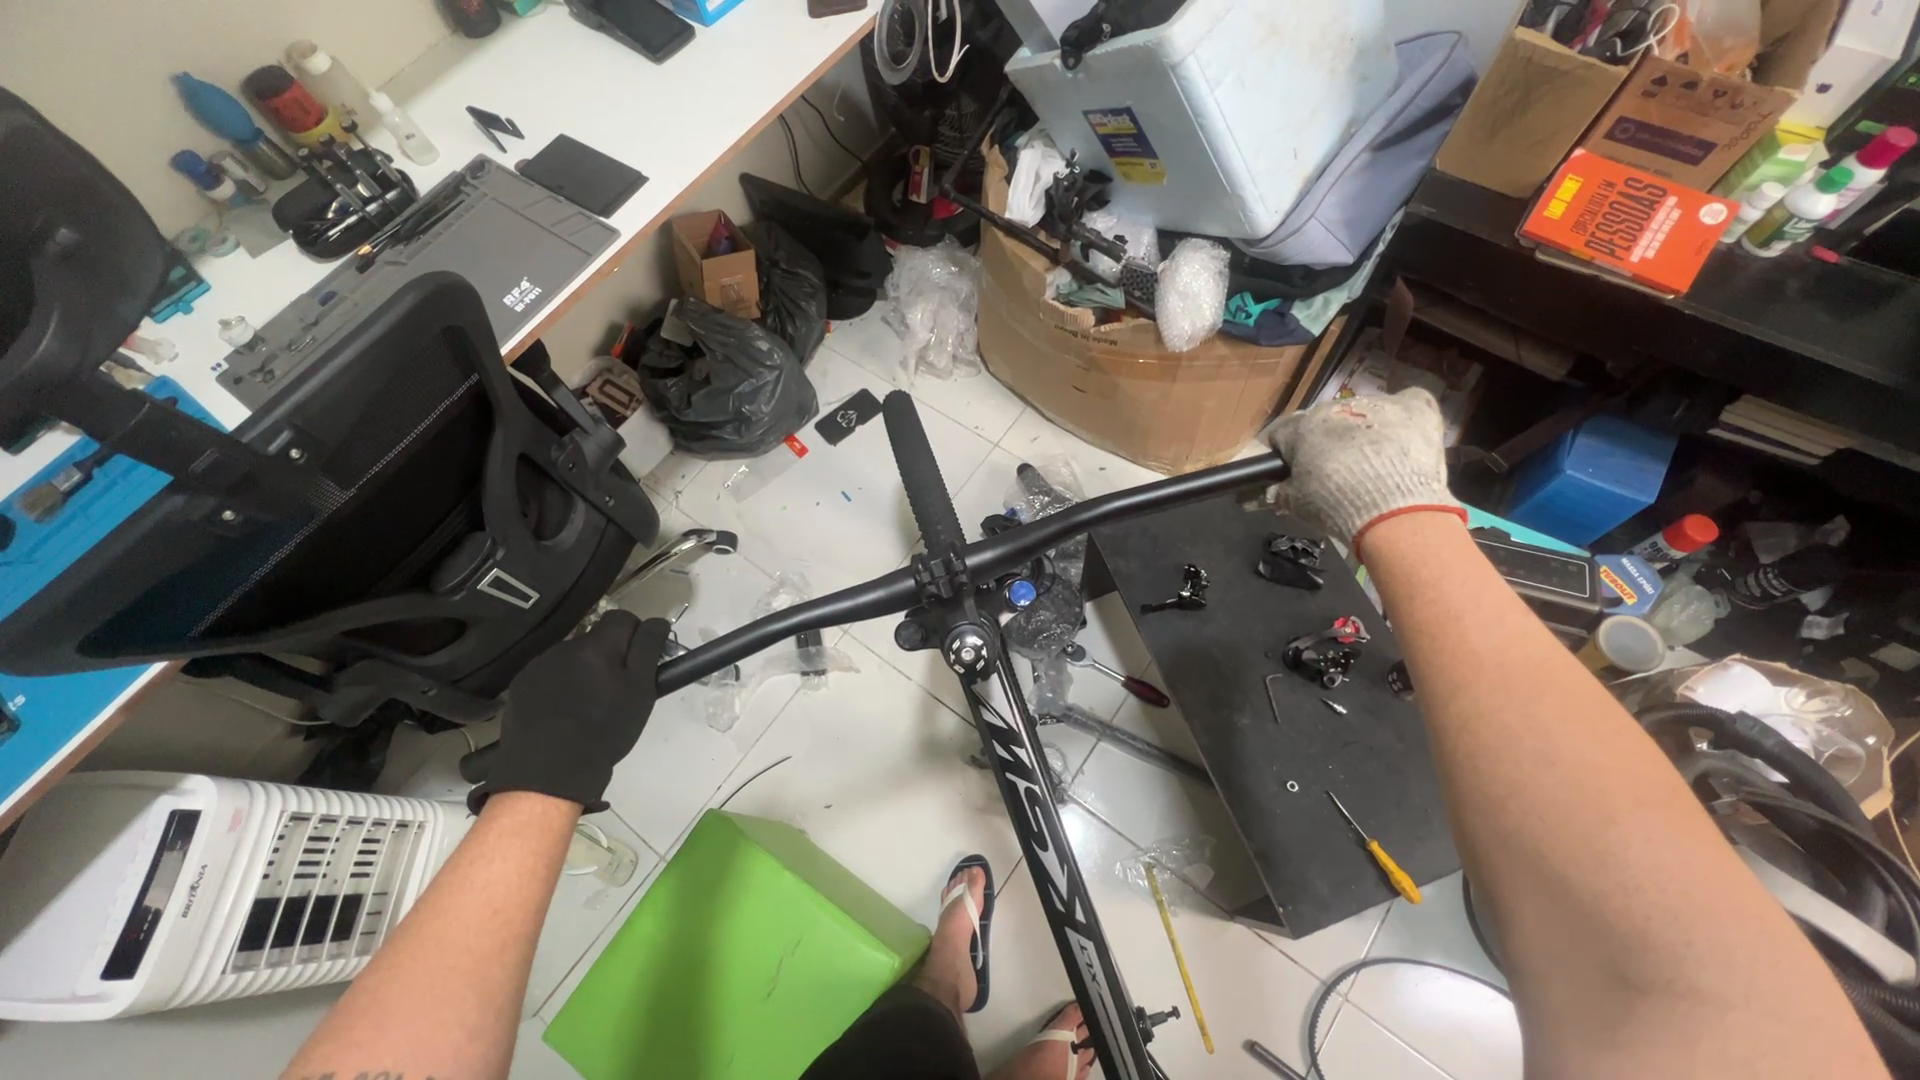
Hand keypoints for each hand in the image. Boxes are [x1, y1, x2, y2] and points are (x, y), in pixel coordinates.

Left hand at [470, 610, 669, 813]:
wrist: (548, 773)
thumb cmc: (604, 731)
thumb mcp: (640, 691)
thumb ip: (648, 649)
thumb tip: (655, 622)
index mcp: (596, 646)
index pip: (622, 618)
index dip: (636, 635)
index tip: (640, 662)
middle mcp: (564, 647)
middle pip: (596, 639)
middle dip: (610, 656)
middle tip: (617, 691)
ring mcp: (538, 666)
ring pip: (573, 657)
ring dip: (584, 670)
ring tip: (587, 706)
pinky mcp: (521, 686)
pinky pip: (550, 674)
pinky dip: (561, 685)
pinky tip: (562, 713)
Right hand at [1263, 387, 1465, 555]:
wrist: (1394, 509)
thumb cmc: (1336, 504)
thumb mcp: (1296, 505)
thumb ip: (1281, 492)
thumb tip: (1273, 490)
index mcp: (1302, 428)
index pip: (1282, 432)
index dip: (1286, 453)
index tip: (1293, 473)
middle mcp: (1336, 407)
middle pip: (1325, 421)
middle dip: (1327, 442)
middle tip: (1337, 473)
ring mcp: (1377, 404)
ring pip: (1363, 412)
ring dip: (1362, 431)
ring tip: (1376, 463)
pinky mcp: (1415, 407)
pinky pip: (1405, 402)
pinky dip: (1402, 418)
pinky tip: (1404, 438)